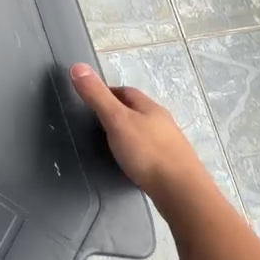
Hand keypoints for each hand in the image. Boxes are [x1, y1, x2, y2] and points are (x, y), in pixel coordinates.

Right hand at [69, 63, 209, 204]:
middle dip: (116, 112)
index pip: (125, 91)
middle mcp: (163, 122)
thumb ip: (97, 96)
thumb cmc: (147, 152)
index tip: (88, 102)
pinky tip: (130, 163)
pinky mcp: (172, 165)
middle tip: (94, 123)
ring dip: (127, 133)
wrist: (183, 194)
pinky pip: (149, 151)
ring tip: (109, 144)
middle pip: (136, 110)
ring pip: (143, 131)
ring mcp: (170, 145)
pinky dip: (137, 151)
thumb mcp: (116, 120)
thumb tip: (77, 66)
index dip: (105, 92)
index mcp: (150, 108)